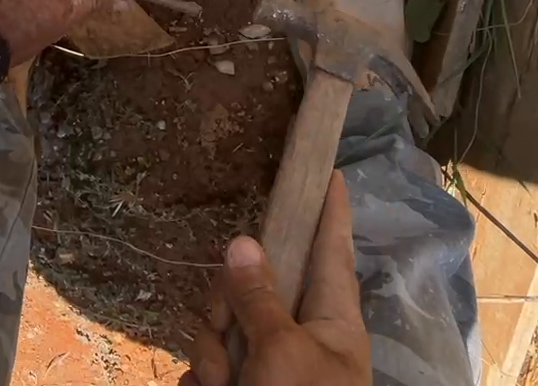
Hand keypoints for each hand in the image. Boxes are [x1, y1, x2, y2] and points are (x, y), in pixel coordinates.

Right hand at [187, 179, 370, 385]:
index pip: (333, 250)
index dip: (332, 212)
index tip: (333, 173)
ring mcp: (272, 363)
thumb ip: (258, 297)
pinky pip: (212, 360)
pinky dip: (204, 377)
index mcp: (332, 321)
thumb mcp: (281, 353)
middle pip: (255, 285)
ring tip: (221, 384)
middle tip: (224, 330)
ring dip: (212, 353)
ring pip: (225, 325)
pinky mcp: (244, 384)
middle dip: (226, 307)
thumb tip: (241, 241)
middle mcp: (303, 335)